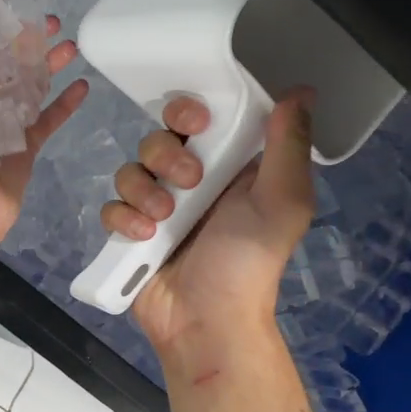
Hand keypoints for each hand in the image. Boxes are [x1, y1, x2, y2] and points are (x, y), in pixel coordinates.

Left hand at [0, 7, 89, 248]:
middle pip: (8, 57)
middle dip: (27, 34)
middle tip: (51, 17)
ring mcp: (8, 119)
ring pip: (32, 81)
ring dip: (50, 61)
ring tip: (71, 44)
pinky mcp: (29, 141)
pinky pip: (50, 116)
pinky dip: (66, 101)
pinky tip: (84, 85)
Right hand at [101, 89, 316, 357]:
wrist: (206, 320)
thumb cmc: (248, 260)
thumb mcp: (282, 201)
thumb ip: (288, 145)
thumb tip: (300, 91)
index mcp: (228, 167)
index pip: (199, 119)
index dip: (188, 112)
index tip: (194, 124)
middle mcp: (189, 181)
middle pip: (157, 140)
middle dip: (165, 157)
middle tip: (188, 182)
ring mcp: (155, 207)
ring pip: (129, 171)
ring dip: (144, 192)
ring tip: (163, 221)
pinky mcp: (128, 232)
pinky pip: (110, 207)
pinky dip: (123, 220)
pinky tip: (143, 238)